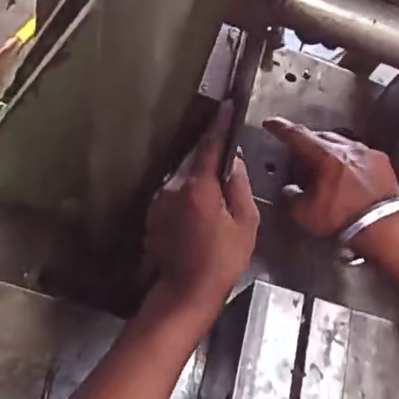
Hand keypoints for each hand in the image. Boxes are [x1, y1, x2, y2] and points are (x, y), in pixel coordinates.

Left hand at [144, 107, 259, 314]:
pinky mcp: (152, 214)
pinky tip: (200, 224)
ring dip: (201, 187)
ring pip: (185, 181)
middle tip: (231, 187)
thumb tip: (234, 160)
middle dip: (214, 168)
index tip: (227, 106)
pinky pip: (175, 197)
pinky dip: (189, 201)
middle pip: (197, 164)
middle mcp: (172, 188)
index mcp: (198, 187)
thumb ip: (239, 185)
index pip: (210, 145)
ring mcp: (159, 201)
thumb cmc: (221, 262)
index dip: (221, 124)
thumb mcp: (245, 224)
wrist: (184, 292)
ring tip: (216, 215)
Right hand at [263, 117, 398, 239]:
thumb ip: (293, 197)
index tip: (271, 123)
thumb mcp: (307, 214)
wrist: (384, 227)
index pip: (298, 135)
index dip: (281, 128)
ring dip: (329, 151)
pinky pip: (360, 153)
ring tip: (323, 166)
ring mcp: (367, 153)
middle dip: (307, 143)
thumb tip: (290, 191)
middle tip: (299, 153)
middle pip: (321, 136)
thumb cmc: (345, 220)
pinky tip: (346, 173)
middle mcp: (348, 148)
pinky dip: (349, 160)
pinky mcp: (382, 162)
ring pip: (342, 143)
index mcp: (326, 156)